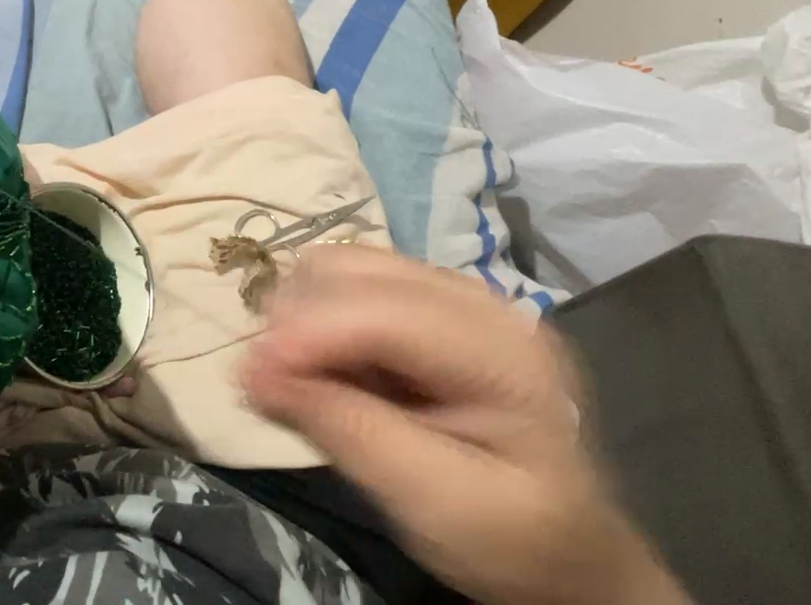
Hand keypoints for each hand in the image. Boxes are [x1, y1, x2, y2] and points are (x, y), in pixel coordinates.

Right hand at [243, 246, 690, 604]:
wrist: (561, 545)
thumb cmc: (510, 538)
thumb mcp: (434, 504)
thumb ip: (348, 432)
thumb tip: (254, 375)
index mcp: (502, 353)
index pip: (388, 312)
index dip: (309, 333)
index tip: (249, 376)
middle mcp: (479, 301)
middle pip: (358, 268)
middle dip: (297, 317)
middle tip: (267, 381)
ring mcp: (454, 294)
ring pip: (345, 264)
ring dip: (301, 311)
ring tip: (292, 372)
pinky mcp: (427, 302)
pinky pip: (349, 280)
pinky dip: (316, 313)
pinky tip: (321, 362)